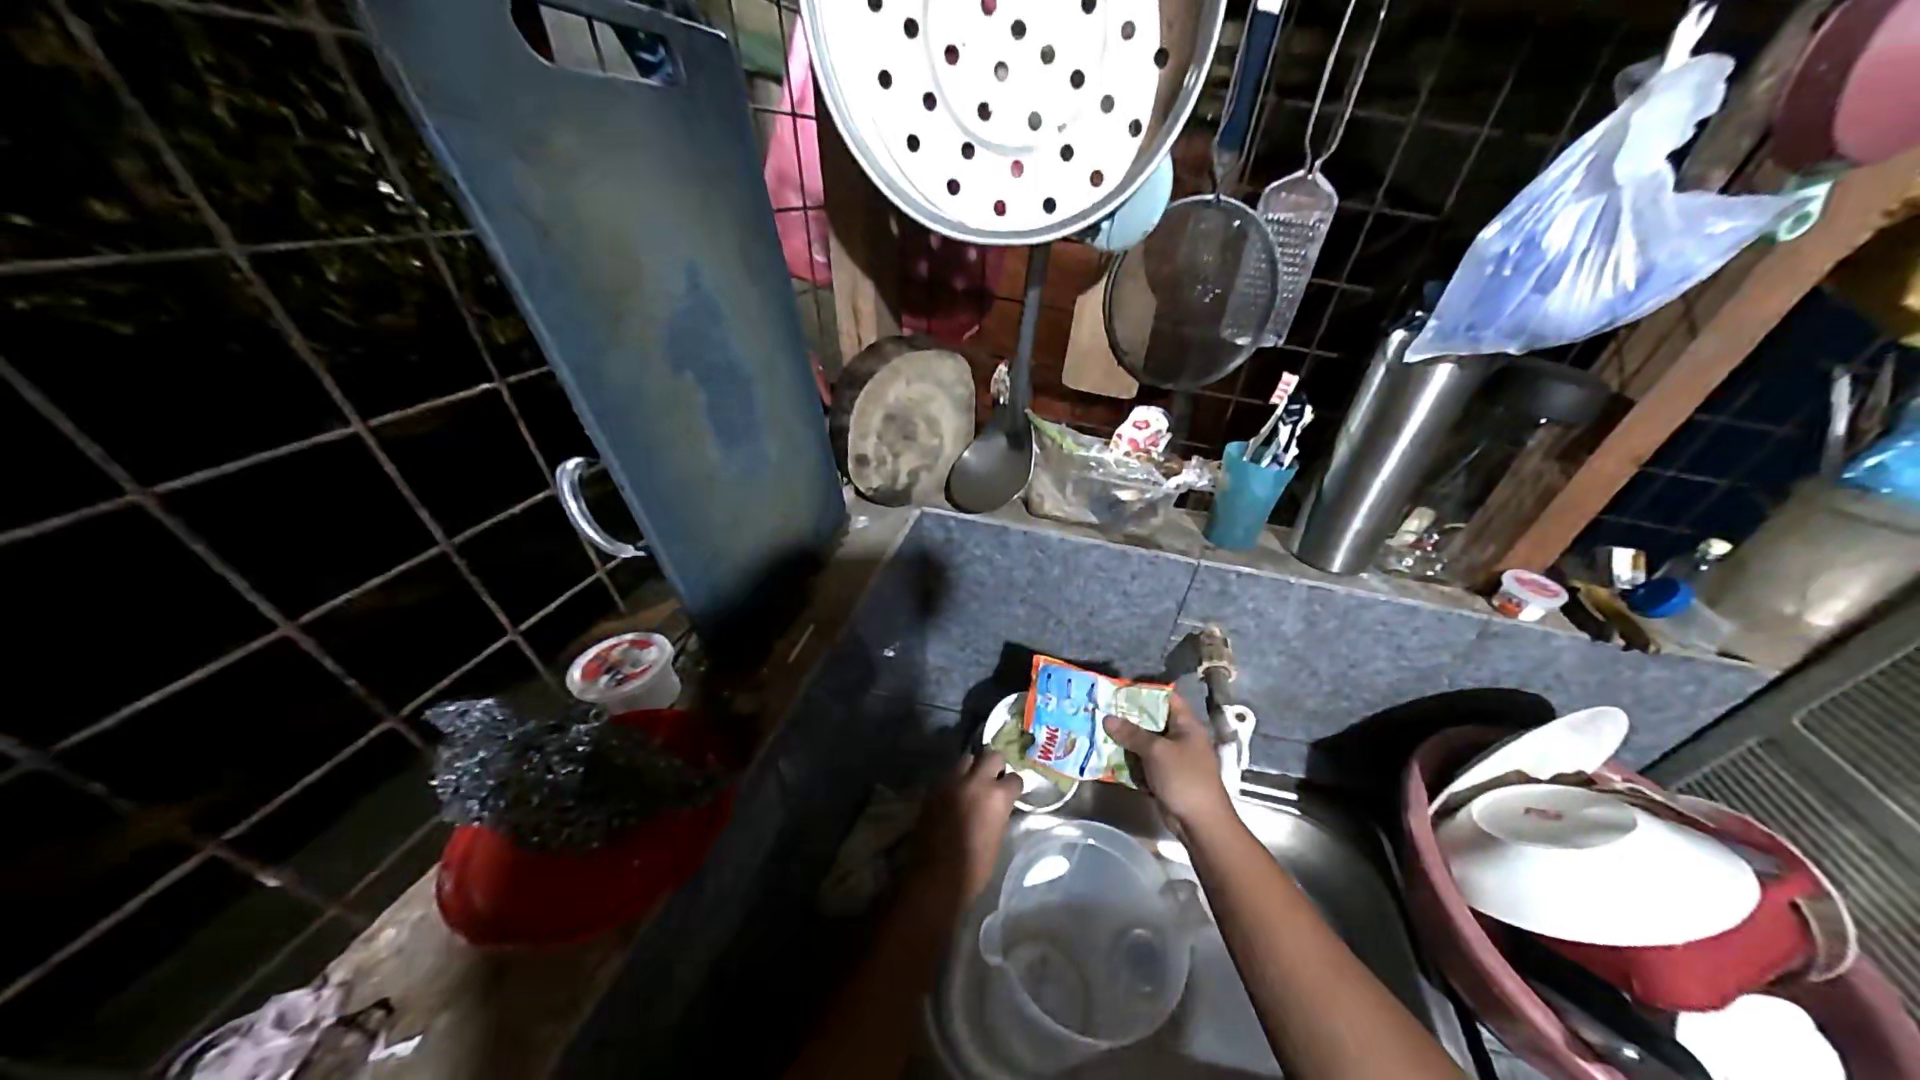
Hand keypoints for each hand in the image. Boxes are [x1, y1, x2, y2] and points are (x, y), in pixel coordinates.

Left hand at [919, 750, 1021, 901]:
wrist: (937, 876)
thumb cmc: (975, 866)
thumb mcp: (998, 837)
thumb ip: (1000, 812)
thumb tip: (999, 804)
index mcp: (997, 796)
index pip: (1014, 778)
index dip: (1014, 786)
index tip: (1012, 793)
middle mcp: (976, 781)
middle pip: (991, 755)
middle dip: (996, 765)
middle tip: (994, 780)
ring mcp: (952, 782)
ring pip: (966, 759)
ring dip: (972, 768)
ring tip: (972, 784)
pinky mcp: (934, 788)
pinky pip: (948, 775)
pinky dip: (955, 781)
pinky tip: (955, 796)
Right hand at [1104, 696, 1232, 828]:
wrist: (1200, 822)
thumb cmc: (1184, 778)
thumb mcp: (1156, 751)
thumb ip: (1131, 733)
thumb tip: (1107, 718)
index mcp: (1186, 725)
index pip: (1166, 698)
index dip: (1144, 691)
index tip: (1118, 688)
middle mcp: (1180, 737)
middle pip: (1151, 720)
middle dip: (1127, 717)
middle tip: (1102, 709)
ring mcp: (1171, 758)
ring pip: (1144, 742)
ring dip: (1124, 739)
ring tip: (1099, 729)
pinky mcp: (1163, 776)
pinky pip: (1142, 761)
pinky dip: (1128, 759)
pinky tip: (1107, 754)